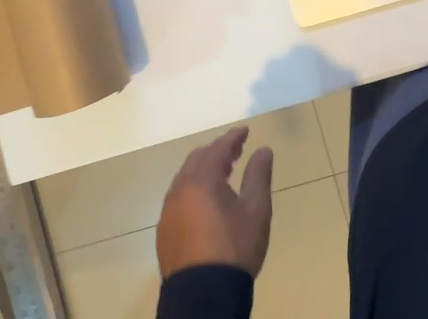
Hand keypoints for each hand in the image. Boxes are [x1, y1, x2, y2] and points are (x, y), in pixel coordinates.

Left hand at [157, 127, 273, 278]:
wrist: (204, 295)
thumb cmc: (234, 248)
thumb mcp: (256, 210)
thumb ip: (259, 175)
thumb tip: (262, 150)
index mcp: (201, 181)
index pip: (217, 148)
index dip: (232, 137)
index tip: (246, 132)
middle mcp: (179, 192)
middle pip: (196, 160)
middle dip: (217, 152)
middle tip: (236, 153)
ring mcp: (168, 213)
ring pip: (184, 179)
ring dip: (204, 171)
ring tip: (224, 176)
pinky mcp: (164, 232)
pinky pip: (178, 198)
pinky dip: (193, 190)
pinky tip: (207, 203)